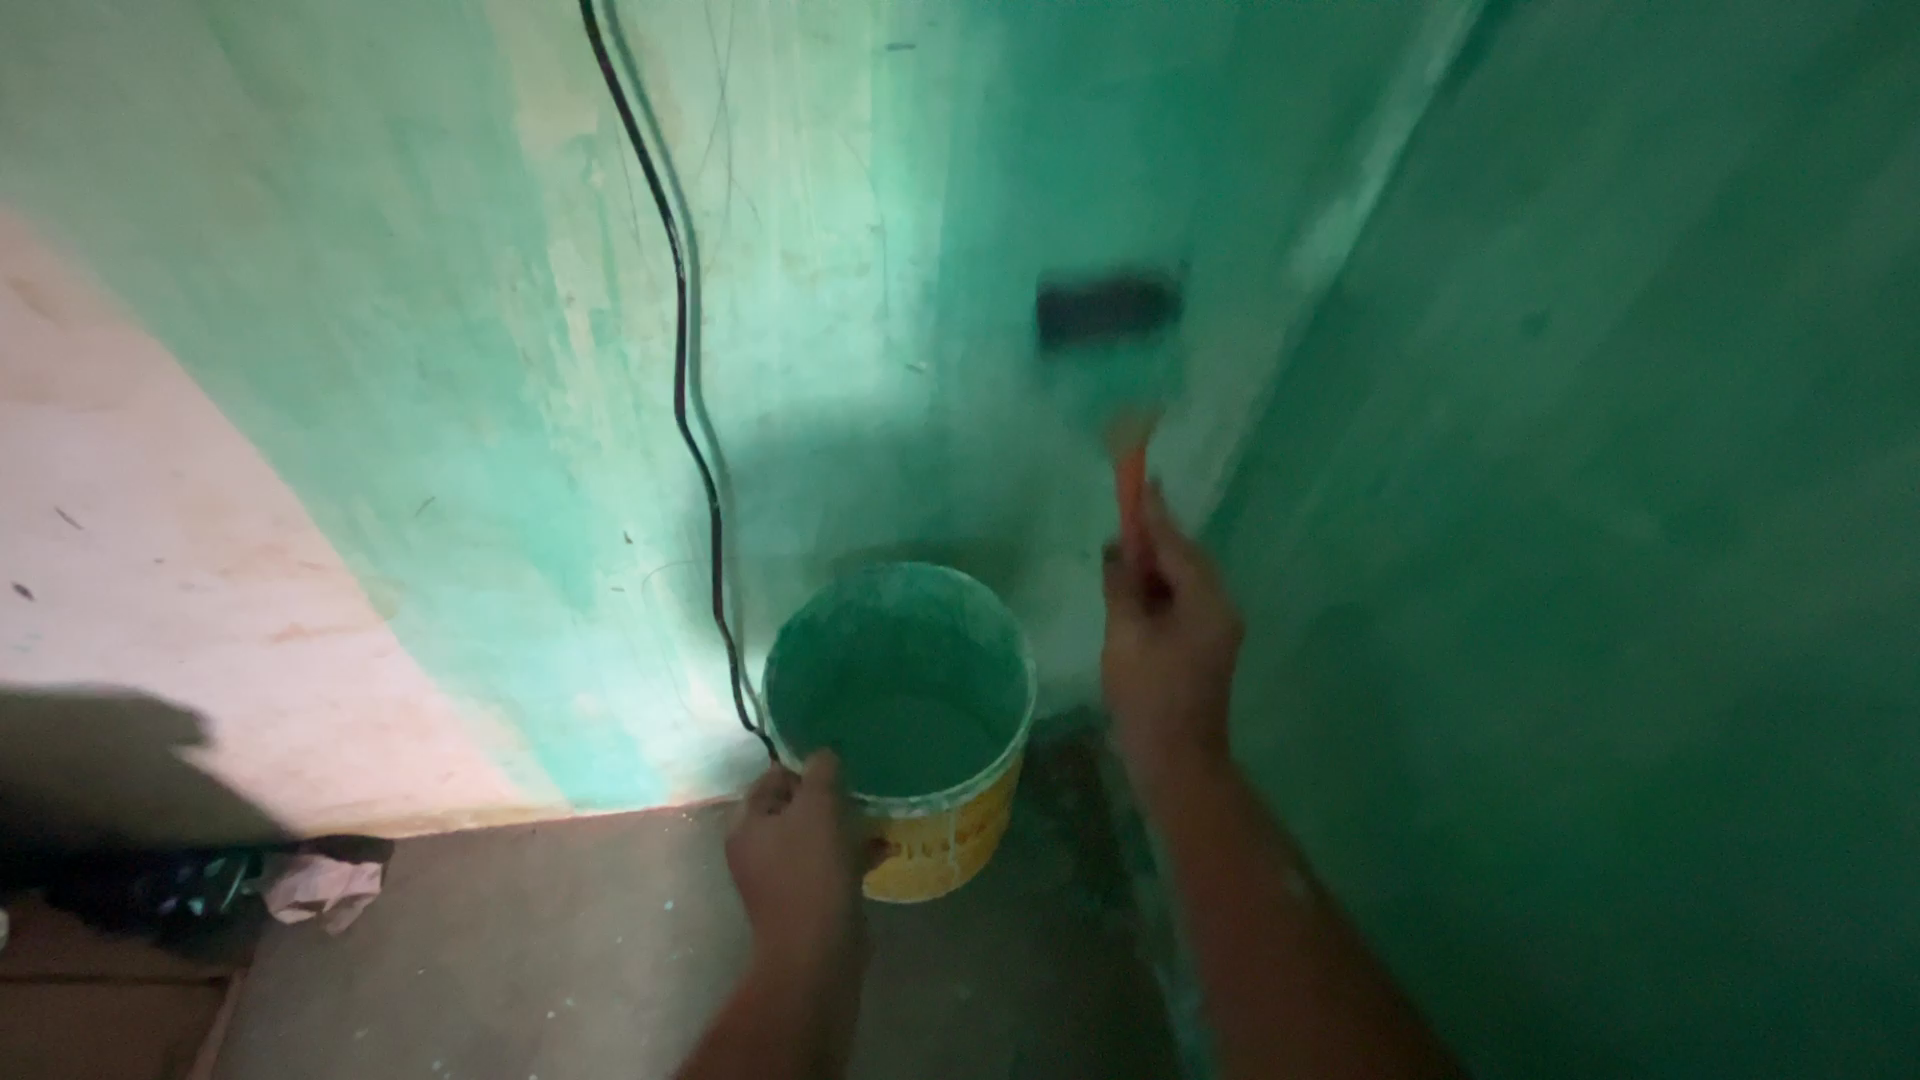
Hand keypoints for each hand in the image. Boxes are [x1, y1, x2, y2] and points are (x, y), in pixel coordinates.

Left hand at [727, 751, 871, 979]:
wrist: (818, 953)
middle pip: (794, 806)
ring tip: (876, 812)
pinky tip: (885, 847)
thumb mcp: (817, 808)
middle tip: (859, 784)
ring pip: (816, 835)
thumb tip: (823, 753)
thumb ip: (820, 772)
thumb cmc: (810, 871)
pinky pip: (831, 863)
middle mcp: (758, 848)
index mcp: (748, 824)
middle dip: (828, 794)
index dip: (802, 764)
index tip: (837, 760)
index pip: (770, 777)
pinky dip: (854, 852)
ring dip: (845, 822)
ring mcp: (783, 876)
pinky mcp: (810, 898)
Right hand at [1101, 483, 1243, 798]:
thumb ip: (1121, 586)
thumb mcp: (1124, 635)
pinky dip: (1158, 592)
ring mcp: (1217, 629)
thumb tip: (1116, 551)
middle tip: (1122, 522)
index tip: (1142, 483)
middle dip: (1154, 541)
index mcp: (1206, 603)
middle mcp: (1220, 609)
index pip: (1178, 546)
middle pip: (1186, 560)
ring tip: (1121, 557)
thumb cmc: (1147, 697)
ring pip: (1184, 582)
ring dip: (1154, 567)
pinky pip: (1182, 602)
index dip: (1155, 515)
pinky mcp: (1206, 645)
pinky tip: (1133, 591)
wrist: (1176, 760)